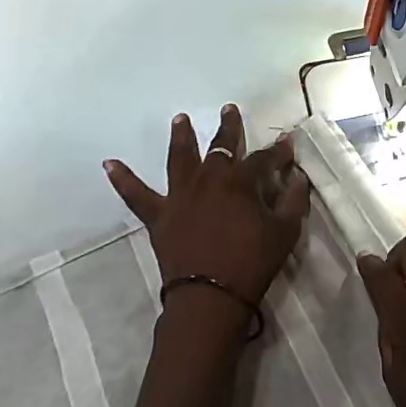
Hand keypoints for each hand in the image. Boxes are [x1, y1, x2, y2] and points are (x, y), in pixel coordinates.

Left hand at [104, 105, 309, 306]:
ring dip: (180, 136)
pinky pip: (136, 195)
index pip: (263, 159)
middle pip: (219, 147)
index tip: (287, 143)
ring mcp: (180, 195)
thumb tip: (297, 177)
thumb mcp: (284, 233)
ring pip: (179, 158)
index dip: (278, 151)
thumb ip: (293, 201)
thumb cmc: (252, 264)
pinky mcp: (158, 215)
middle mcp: (208, 180)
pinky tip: (108, 163)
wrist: (210, 296)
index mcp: (240, 182)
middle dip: (228, 127)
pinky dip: (122, 179)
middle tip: (229, 110)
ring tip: (180, 119)